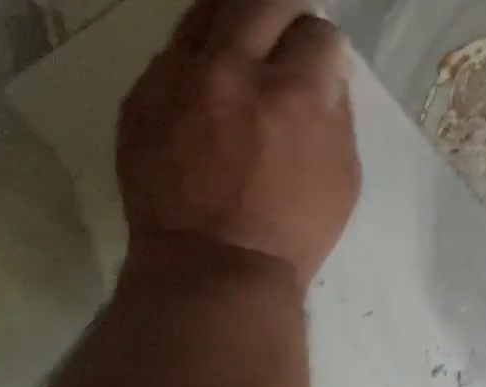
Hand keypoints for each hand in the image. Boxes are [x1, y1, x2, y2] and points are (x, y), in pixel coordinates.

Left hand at [117, 0, 359, 287]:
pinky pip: (176, 50)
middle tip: (293, 26)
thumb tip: (326, 78)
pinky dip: (202, 55)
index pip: (318, 35)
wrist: (215, 261)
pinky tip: (215, 82)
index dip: (327, 45)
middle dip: (285, 9)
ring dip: (236, 18)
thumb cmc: (296, 229)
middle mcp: (234, 68)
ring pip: (207, 11)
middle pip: (260, 0)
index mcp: (296, 95)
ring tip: (250, 39)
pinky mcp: (143, 89)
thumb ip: (335, 117)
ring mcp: (180, 74)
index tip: (326, 59)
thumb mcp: (342, 177)